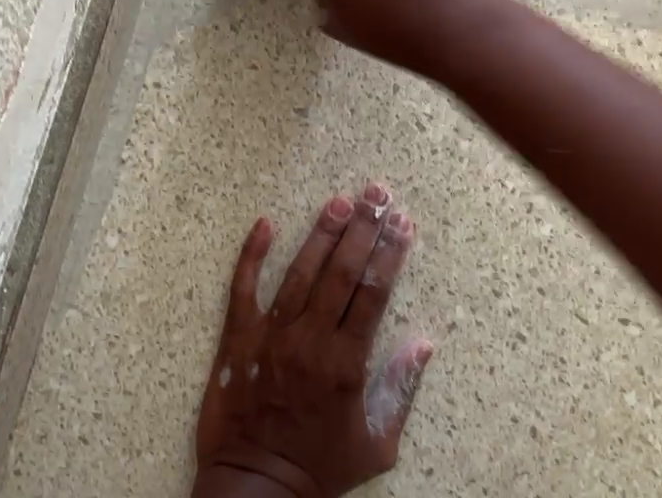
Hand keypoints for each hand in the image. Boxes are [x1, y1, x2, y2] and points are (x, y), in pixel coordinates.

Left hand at [193, 185, 432, 497]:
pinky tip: (264, 223)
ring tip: (338, 200)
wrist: (256, 485)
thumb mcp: (377, 443)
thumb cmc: (321, 467)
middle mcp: (310, 340)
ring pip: (299, 272)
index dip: (390, 254)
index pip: (373, 293)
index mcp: (346, 363)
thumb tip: (424, 342)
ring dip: (321, 233)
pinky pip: (243, 286)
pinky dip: (252, 254)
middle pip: (341, 272)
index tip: (403, 222)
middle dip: (363, 229)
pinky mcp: (237, 337)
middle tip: (376, 193)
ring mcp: (270, 334)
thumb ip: (401, 389)